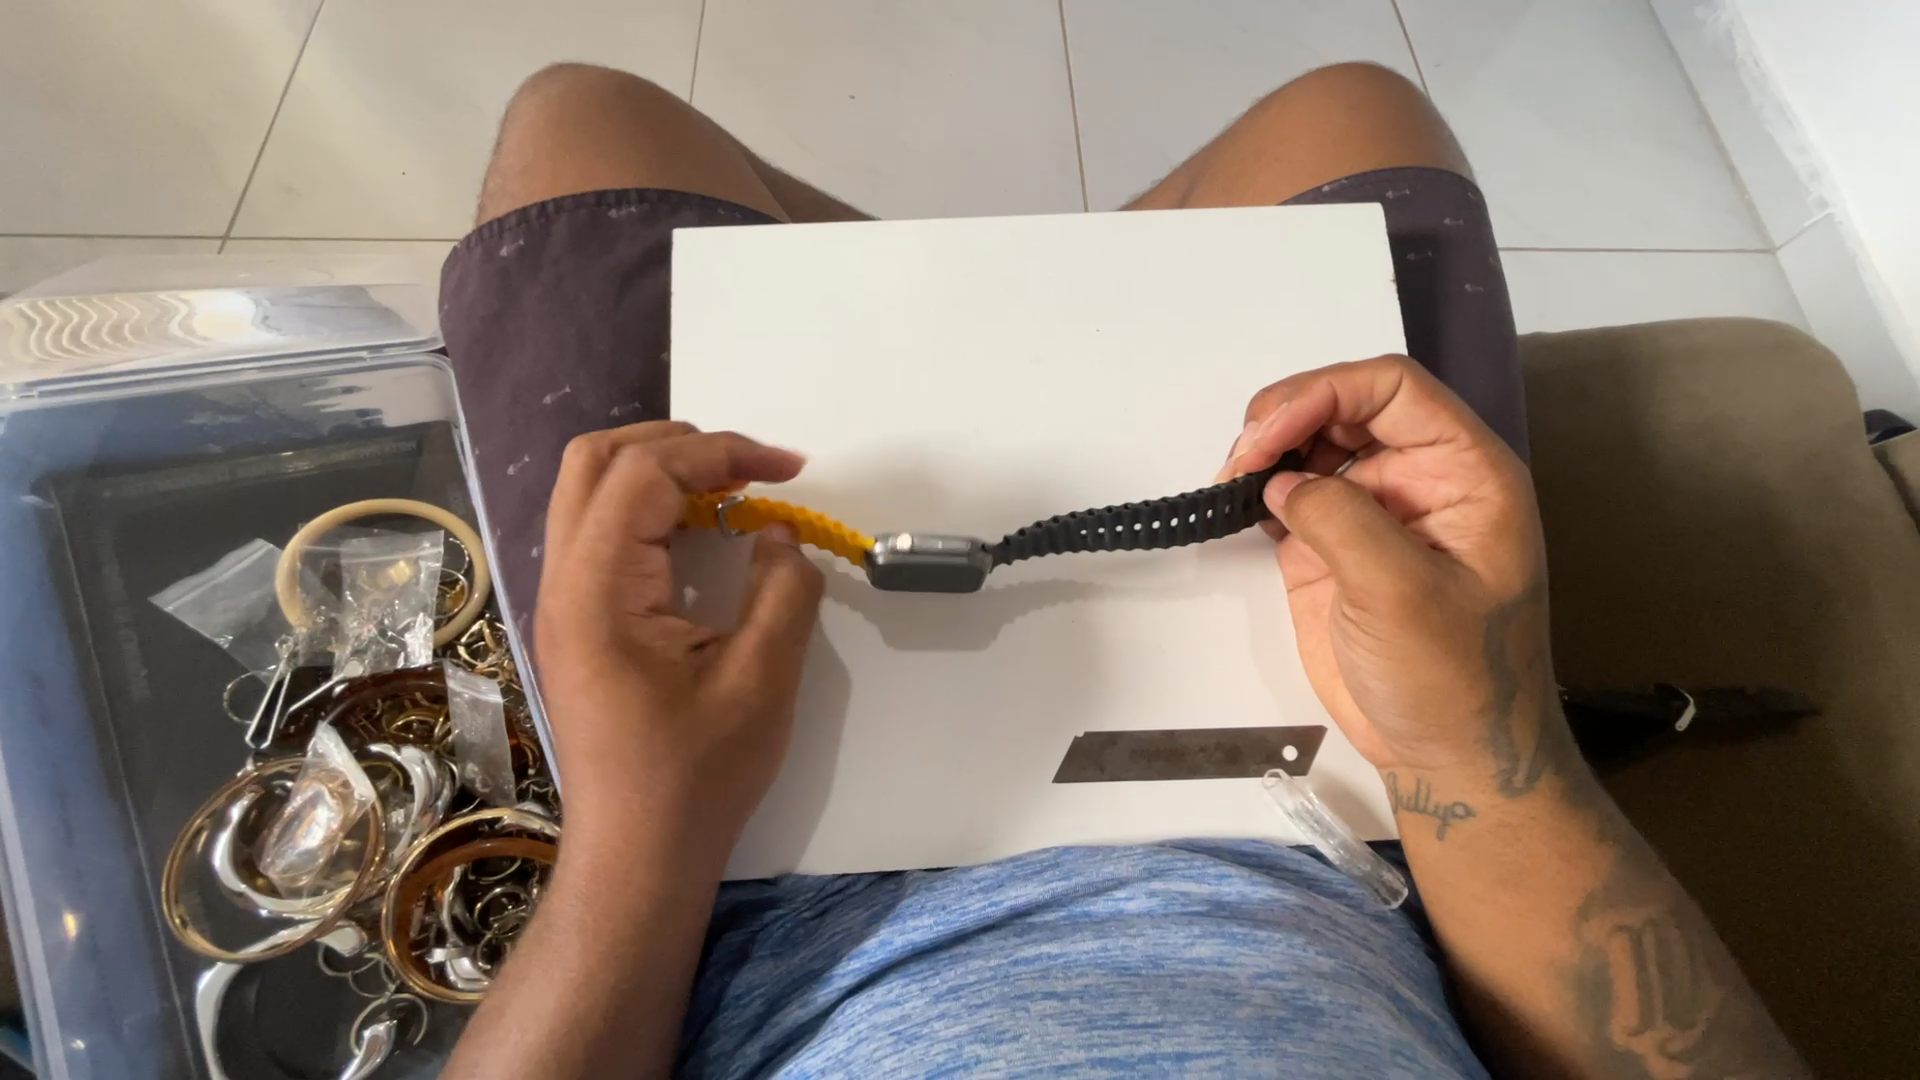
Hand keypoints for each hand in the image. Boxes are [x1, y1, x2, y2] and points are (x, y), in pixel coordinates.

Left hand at [534, 423, 823, 852]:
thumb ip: (783, 589)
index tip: (789, 470)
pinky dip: (653, 509)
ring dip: (663, 471)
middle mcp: (564, 582)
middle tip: (751, 469)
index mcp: (599, 591)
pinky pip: (603, 531)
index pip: (646, 473)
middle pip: (597, 460)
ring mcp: (562, 601)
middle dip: (681, 444)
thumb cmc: (698, 774)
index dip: (723, 452)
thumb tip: (779, 532)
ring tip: (731, 490)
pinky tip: (701, 533)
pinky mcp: (577, 620)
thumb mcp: (764, 678)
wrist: (639, 853)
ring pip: (592, 490)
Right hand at [1221, 355, 1564, 783]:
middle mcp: (1414, 479)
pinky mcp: (1327, 545)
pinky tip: (1235, 503)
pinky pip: (1286, 492)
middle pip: (1342, 407)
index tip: (1267, 432)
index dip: (1324, 391)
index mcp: (1461, 473)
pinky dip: (1255, 488)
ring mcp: (1367, 512)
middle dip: (1283, 419)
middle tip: (1238, 462)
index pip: (1391, 389)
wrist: (1440, 752)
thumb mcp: (1402, 593)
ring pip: (1307, 445)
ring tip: (1230, 483)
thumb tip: (1283, 481)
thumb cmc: (1451, 678)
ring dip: (1263, 451)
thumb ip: (1342, 519)